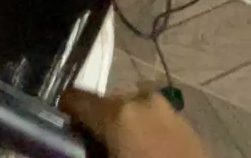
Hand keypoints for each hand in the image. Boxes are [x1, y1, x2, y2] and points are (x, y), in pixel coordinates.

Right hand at [61, 89, 207, 157]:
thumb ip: (90, 151)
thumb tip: (77, 147)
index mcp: (117, 111)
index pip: (75, 98)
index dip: (65, 114)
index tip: (64, 130)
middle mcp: (140, 99)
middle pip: (105, 104)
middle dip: (98, 124)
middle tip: (98, 148)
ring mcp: (167, 109)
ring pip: (131, 110)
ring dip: (124, 128)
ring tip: (126, 151)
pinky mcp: (186, 122)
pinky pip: (154, 120)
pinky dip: (146, 133)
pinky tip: (148, 153)